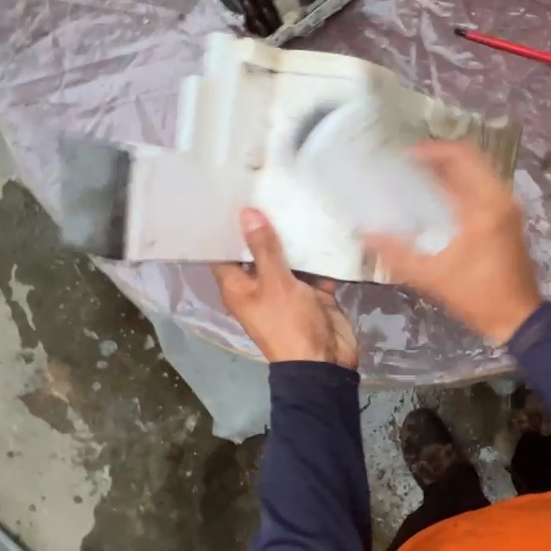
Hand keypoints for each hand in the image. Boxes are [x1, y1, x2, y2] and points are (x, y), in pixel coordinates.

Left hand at [213, 209, 357, 367]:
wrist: (325, 361)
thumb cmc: (289, 323)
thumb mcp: (274, 283)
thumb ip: (263, 248)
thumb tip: (246, 213)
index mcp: (239, 287)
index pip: (224, 253)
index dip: (226, 229)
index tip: (230, 197)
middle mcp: (261, 286)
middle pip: (260, 252)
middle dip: (267, 226)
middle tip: (269, 188)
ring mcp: (289, 290)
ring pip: (290, 259)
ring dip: (296, 238)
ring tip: (297, 198)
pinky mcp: (314, 294)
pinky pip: (316, 269)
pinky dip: (321, 254)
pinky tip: (326, 224)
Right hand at [365, 141, 542, 344]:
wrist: (517, 319)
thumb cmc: (478, 297)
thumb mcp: (432, 277)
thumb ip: (397, 253)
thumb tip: (366, 233)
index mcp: (485, 206)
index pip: (461, 157)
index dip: (431, 150)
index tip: (404, 156)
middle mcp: (501, 199)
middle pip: (470, 160)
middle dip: (437, 159)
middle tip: (407, 166)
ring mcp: (508, 209)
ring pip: (478, 174)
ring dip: (450, 172)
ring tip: (418, 180)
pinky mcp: (509, 220)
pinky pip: (483, 189)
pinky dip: (461, 187)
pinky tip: (438, 201)